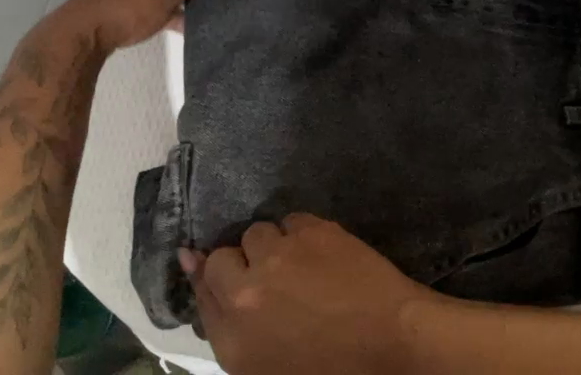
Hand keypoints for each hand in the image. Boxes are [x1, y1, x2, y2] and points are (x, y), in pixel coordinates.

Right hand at [181, 214, 448, 374]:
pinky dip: (301, 234)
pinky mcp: (314, 230)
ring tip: (298, 266)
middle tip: (272, 281)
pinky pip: (292, 221)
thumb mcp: (264, 361)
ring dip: (272, 245)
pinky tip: (320, 255)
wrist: (388, 340)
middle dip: (243, 264)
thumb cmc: (328, 365)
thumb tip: (192, 259)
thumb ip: (224, 319)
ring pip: (258, 231)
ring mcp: (281, 255)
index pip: (201, 288)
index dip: (215, 279)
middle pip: (224, 256)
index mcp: (232, 338)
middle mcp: (247, 291)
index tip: (228, 275)